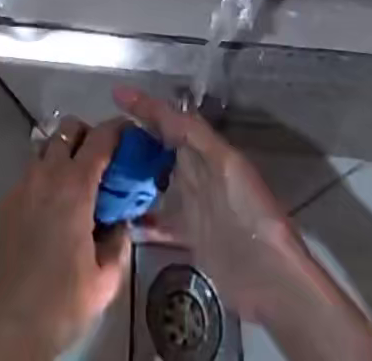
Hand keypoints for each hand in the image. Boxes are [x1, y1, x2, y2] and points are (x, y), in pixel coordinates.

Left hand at [0, 117, 131, 359]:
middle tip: (103, 158)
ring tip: (79, 182)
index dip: (118, 128)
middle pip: (68, 128)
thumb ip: (119, 239)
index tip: (132, 132)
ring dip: (65, 153)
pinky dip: (47, 176)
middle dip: (88, 134)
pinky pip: (31, 174)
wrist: (9, 323)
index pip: (100, 138)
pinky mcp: (6, 202)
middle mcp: (46, 175)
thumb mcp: (107, 276)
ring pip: (46, 148)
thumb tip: (120, 220)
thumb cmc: (63, 300)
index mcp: (75, 187)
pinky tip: (55, 208)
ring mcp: (22, 186)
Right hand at [114, 87, 371, 360]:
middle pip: (162, 147)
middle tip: (100, 135)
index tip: (116, 94)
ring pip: (156, 180)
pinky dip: (141, 217)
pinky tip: (120, 218)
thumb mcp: (225, 165)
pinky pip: (159, 221)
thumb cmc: (250, 214)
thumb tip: (162, 108)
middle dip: (134, 136)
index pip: (171, 120)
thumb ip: (195, 135)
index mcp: (208, 151)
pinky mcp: (190, 236)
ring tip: (102, 170)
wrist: (271, 278)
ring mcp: (193, 205)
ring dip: (134, 174)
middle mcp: (198, 172)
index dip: (146, 106)